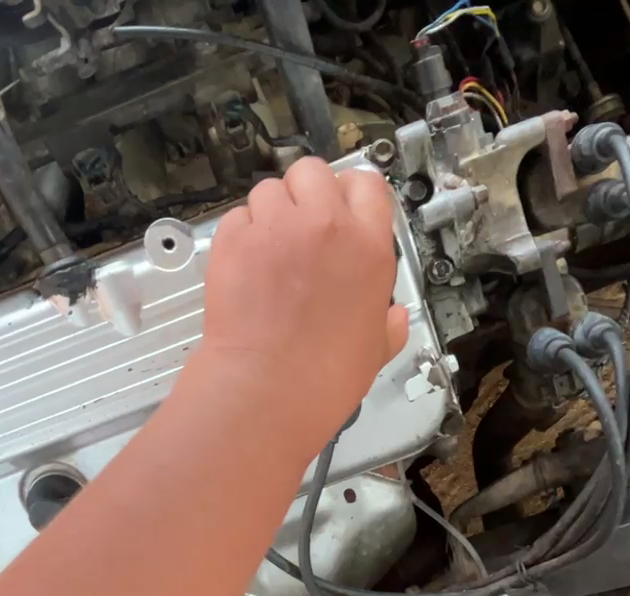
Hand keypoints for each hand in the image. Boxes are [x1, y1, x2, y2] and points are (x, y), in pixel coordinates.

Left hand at [182, 157, 409, 457]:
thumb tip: (395, 318)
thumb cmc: (325, 377)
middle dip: (305, 194)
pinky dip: (241, 237)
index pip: (366, 183)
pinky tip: (247, 270)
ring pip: (269, 190)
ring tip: (270, 254)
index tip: (341, 211)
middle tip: (300, 230)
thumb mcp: (376, 350)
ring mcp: (276, 227)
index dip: (350, 194)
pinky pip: (237, 218)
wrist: (268, 389)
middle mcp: (325, 225)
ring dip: (270, 214)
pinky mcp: (234, 239)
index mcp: (369, 246)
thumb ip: (388, 325)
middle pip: (313, 172)